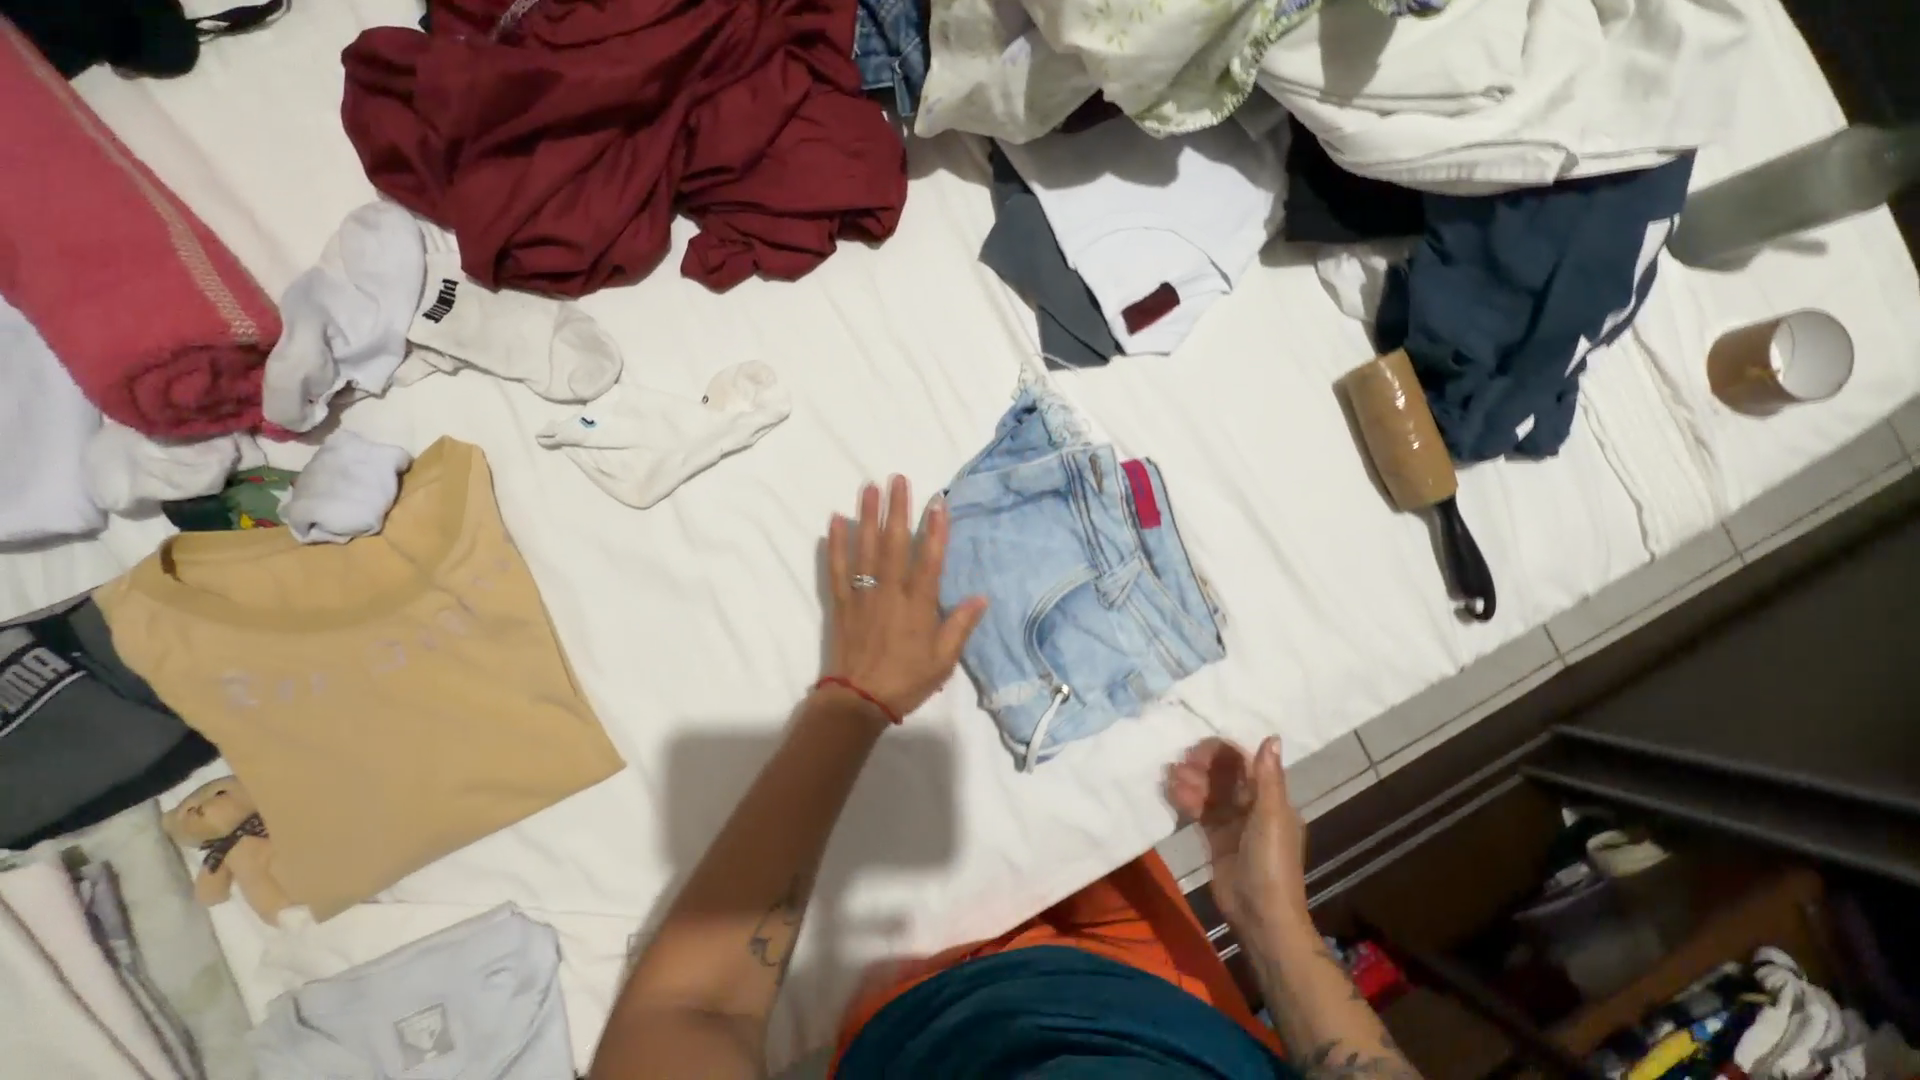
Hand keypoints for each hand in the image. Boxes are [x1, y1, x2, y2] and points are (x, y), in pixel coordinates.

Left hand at [823, 476, 987, 720]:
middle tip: (898, 478)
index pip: (929, 559)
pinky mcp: (841, 603)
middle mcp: (889, 593)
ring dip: (867, 516)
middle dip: (897, 509)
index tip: (937, 502)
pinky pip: (837, 568)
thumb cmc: (907, 681)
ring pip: (865, 548)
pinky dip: (836, 544)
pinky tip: (835, 521)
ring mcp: (862, 595)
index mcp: (918, 605)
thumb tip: (981, 597)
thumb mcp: (944, 660)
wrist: (859, 700)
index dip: (934, 530)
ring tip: (869, 487)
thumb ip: (960, 626)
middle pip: (894, 544)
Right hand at [1165, 737, 1309, 936]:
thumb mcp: (1271, 817)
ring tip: (1169, 776)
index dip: (1223, 753)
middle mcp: (1254, 808)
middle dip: (1203, 767)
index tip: (1199, 748)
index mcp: (1273, 800)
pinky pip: (1200, 813)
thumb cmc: (1271, 862)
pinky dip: (1187, 801)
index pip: (1247, 765)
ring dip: (1191, 782)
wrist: (1260, 914)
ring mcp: (1234, 825)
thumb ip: (1268, 777)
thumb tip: (1272, 736)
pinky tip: (1171, 792)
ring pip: (1210, 794)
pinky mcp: (1216, 840)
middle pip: (1226, 778)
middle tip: (1179, 762)